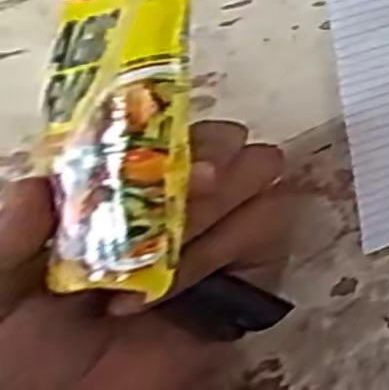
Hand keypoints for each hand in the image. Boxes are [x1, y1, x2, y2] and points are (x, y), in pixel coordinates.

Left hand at [0, 122, 290, 389]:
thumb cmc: (23, 351)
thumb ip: (7, 244)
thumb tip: (35, 183)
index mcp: (125, 193)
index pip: (164, 133)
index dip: (164, 131)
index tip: (140, 154)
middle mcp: (184, 195)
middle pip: (230, 138)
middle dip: (209, 157)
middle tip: (183, 189)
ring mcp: (229, 219)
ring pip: (263, 166)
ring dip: (218, 201)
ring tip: (165, 251)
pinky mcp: (261, 249)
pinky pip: (268, 219)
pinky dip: (220, 249)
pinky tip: (168, 289)